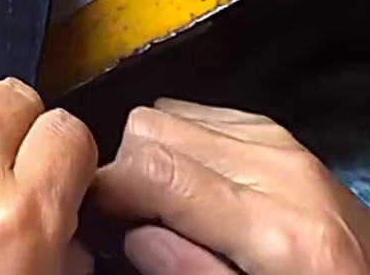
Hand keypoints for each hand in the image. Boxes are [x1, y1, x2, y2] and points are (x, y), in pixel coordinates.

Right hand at [91, 99, 369, 274]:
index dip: (109, 187)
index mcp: (277, 231)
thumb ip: (193, 274)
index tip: (92, 216)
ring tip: (163, 207)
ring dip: (150, 154)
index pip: (158, 169)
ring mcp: (275, 137)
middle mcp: (274, 164)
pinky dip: (178, 143)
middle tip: (132, 220)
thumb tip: (134, 232)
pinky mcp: (273, 128)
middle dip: (126, 170)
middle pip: (152, 126)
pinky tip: (192, 187)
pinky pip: (197, 113)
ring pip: (168, 111)